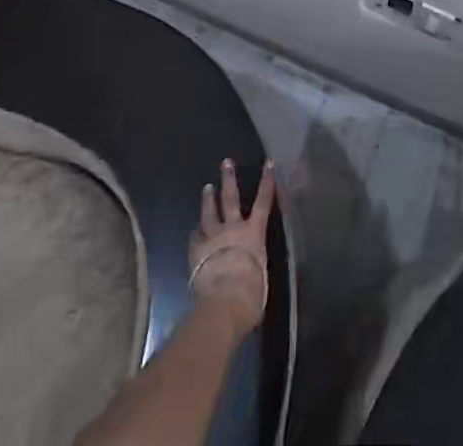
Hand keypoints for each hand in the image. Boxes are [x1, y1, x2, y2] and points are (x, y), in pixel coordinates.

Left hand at [190, 158, 275, 336]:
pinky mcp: (195, 249)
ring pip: (209, 213)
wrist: (224, 301)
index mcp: (253, 234)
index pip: (264, 202)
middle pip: (230, 198)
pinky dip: (196, 232)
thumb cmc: (251, 293)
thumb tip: (250, 264)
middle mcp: (232, 229)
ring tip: (206, 187)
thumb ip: (254, 263)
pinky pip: (195, 236)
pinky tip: (194, 230)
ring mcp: (211, 237)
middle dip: (229, 179)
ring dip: (208, 199)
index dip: (267, 182)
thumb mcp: (261, 275)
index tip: (268, 163)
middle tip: (225, 162)